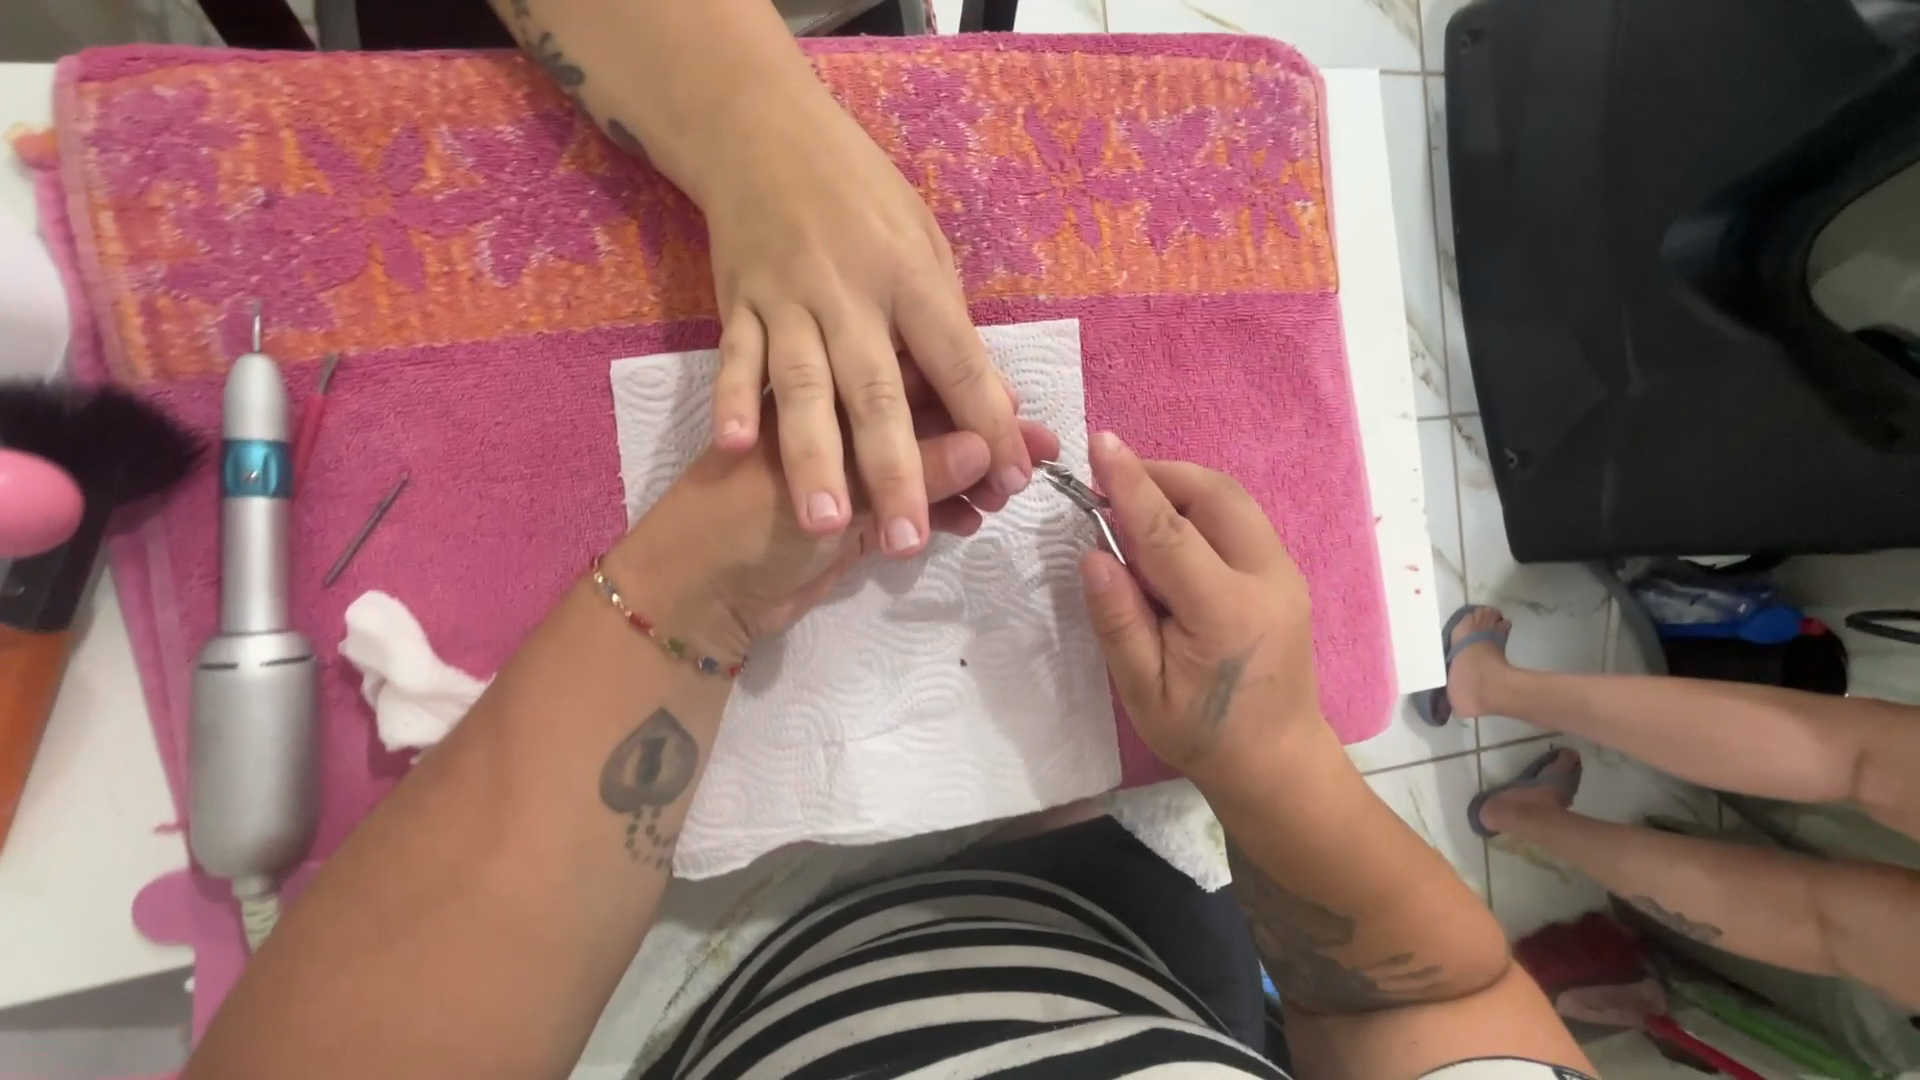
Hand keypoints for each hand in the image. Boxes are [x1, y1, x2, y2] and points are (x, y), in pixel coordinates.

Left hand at [616, 409, 1059, 659]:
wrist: (689, 589)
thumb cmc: (740, 520)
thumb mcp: (827, 489)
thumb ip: (903, 468)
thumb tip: (982, 447)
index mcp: (830, 384)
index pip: (919, 383)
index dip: (976, 404)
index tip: (1024, 426)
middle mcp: (843, 415)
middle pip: (931, 421)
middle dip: (986, 439)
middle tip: (1041, 457)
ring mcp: (847, 464)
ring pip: (922, 462)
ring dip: (968, 478)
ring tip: (1014, 497)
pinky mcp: (850, 512)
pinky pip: (905, 503)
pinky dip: (938, 512)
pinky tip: (973, 521)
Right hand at [697, 91, 1029, 557]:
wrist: (763, 132)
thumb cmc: (863, 195)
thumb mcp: (925, 246)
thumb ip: (948, 326)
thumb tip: (988, 402)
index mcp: (912, 277)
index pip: (959, 363)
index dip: (989, 425)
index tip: (1012, 482)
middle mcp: (851, 294)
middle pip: (878, 394)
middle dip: (896, 472)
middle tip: (909, 541)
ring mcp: (788, 300)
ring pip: (803, 389)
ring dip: (814, 458)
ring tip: (825, 524)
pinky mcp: (736, 303)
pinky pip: (736, 358)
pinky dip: (733, 401)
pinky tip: (735, 447)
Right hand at [1077, 433, 1322, 790]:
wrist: (1277, 760)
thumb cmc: (1202, 734)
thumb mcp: (1143, 690)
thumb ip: (1118, 619)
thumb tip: (1093, 553)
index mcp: (1225, 613)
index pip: (1169, 532)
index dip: (1132, 484)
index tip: (1101, 444)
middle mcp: (1266, 580)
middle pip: (1214, 495)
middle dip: (1160, 474)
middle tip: (1110, 483)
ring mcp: (1284, 573)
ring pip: (1231, 500)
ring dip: (1180, 487)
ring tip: (1133, 504)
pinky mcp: (1284, 574)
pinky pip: (1239, 518)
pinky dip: (1198, 507)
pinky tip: (1167, 532)